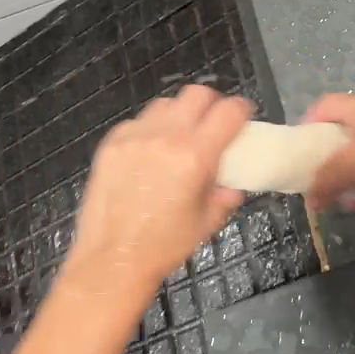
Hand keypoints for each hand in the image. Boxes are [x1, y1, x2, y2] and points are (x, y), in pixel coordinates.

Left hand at [66, 85, 249, 293]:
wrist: (112, 260)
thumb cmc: (165, 245)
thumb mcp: (209, 221)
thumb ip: (227, 193)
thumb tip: (233, 179)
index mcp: (195, 157)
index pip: (228, 111)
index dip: (241, 110)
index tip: (242, 117)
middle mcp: (166, 138)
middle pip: (197, 94)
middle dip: (211, 104)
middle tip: (212, 122)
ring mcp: (135, 137)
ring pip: (166, 104)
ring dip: (179, 115)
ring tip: (179, 136)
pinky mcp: (112, 143)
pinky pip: (138, 121)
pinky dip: (150, 129)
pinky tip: (150, 152)